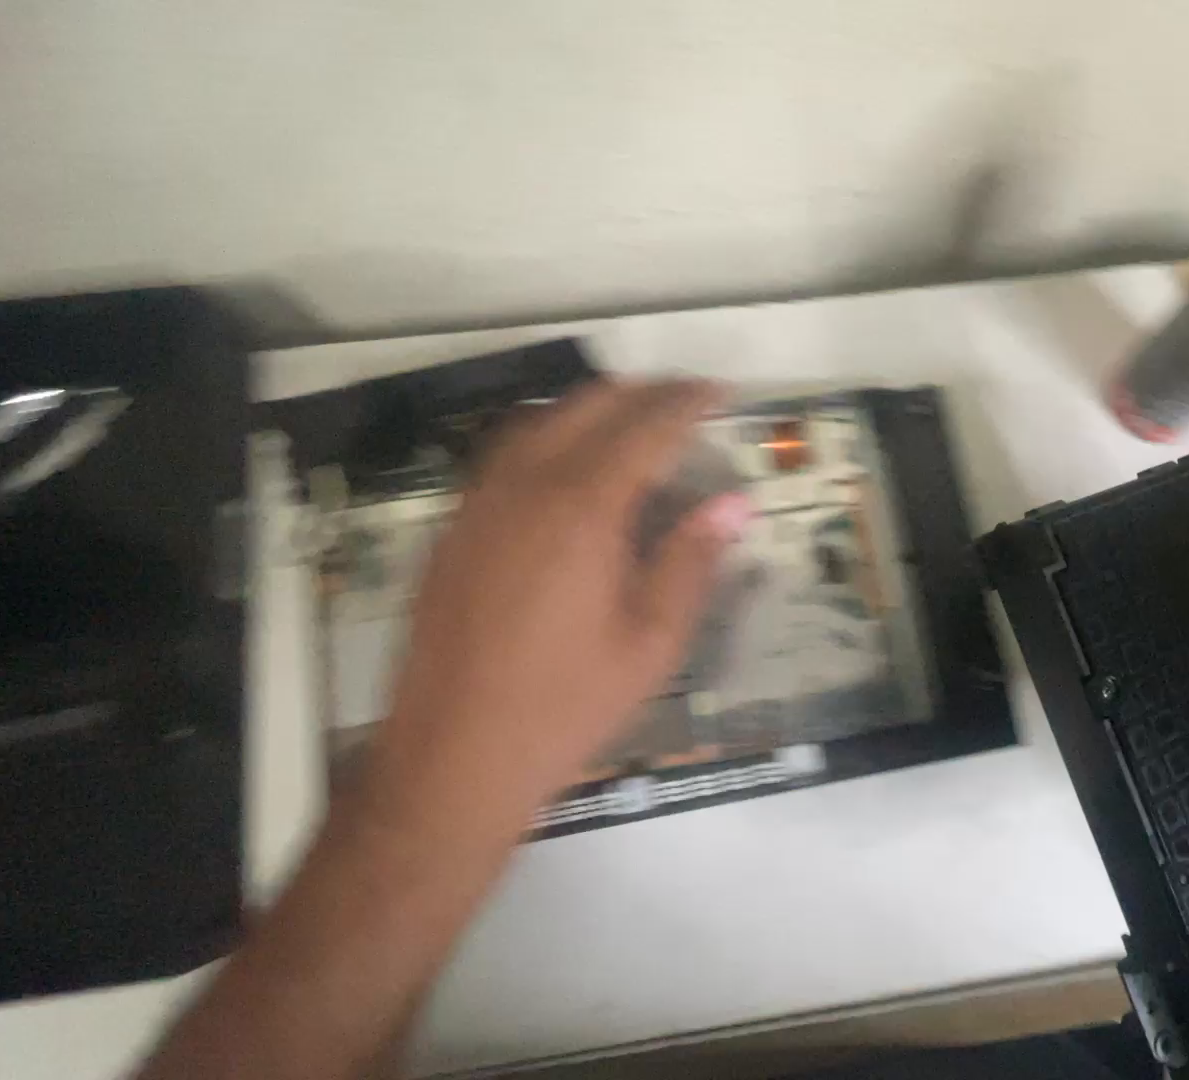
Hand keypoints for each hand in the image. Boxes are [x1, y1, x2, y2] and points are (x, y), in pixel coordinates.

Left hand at [366, 378, 749, 831]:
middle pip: (588, 407)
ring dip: (592, 407)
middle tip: (687, 400)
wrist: (453, 756)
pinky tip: (569, 469)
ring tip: (633, 421)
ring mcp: (479, 504)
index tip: (722, 391)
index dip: (689, 403)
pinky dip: (550, 436)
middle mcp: (525, 487)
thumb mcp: (652, 641)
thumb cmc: (567, 704)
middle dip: (643, 392)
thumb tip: (735, 504)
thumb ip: (692, 561)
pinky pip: (506, 454)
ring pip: (539, 421)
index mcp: (582, 509)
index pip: (646, 429)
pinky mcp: (454, 529)